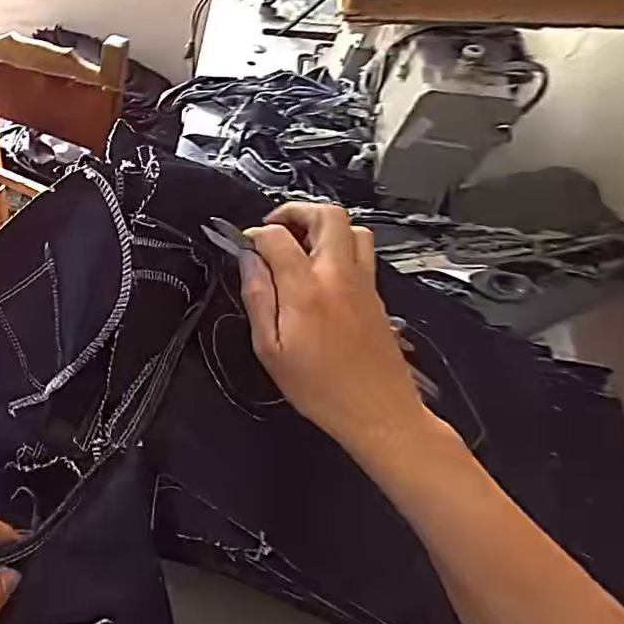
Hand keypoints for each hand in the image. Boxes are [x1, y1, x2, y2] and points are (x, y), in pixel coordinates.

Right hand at [239, 202, 461, 473]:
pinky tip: (320, 269)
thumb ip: (257, 297)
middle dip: (295, 211)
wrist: (379, 413)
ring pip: (352, 228)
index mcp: (307, 291)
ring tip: (298, 244)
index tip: (244, 246)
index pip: (277, 237)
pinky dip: (338, 245)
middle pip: (327, 215)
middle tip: (274, 229)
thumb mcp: (270, 349)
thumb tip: (248, 262)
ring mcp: (363, 283)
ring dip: (322, 226)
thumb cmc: (321, 388)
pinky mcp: (376, 295)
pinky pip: (362, 251)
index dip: (254, 235)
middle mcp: (339, 277)